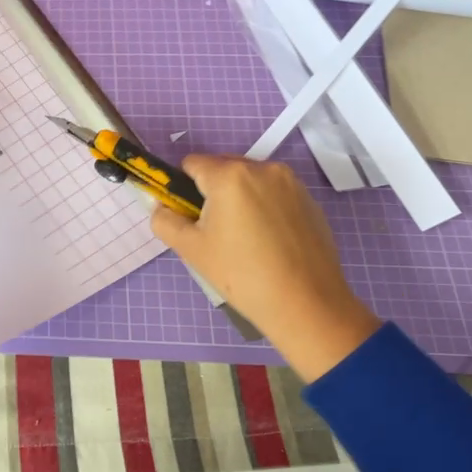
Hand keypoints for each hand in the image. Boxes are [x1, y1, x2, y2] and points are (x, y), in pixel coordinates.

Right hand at [152, 154, 380, 380]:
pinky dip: (266, 207)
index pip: (192, 164)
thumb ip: (164, 220)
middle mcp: (261, 168)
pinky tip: (271, 242)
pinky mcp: (310, 200)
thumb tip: (162, 207)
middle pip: (222, 168)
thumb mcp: (191, 249)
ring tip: (247, 239)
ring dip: (240, 198)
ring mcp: (290, 182)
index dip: (184, 189)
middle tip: (217, 232)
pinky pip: (275, 193)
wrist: (307, 306)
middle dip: (213, 192)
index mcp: (229, 175)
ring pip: (250, 180)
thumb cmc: (242, 276)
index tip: (191, 218)